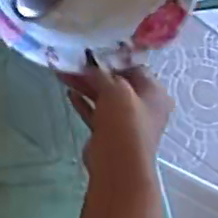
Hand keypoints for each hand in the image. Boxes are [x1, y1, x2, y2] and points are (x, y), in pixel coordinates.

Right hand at [59, 62, 172, 177]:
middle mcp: (142, 105)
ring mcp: (125, 120)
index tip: (91, 54)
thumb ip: (102, 74)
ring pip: (103, 97)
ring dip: (84, 86)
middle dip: (93, 73)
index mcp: (154, 92)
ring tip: (63, 75)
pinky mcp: (108, 131)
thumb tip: (90, 62)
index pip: (134, 68)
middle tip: (72, 63)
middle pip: (116, 83)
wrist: (118, 164)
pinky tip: (69, 93)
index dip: (113, 60)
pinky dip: (83, 102)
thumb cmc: (125, 122)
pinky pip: (95, 112)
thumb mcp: (116, 90)